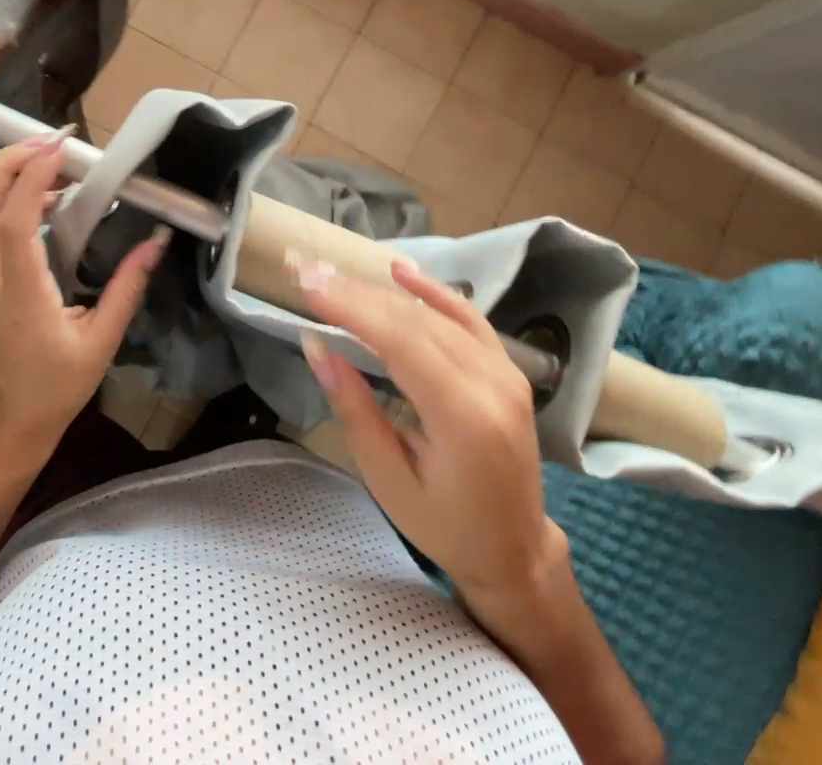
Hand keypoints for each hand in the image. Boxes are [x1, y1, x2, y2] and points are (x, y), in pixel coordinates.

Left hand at [0, 134, 169, 460]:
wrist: (8, 421)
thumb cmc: (56, 388)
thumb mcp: (101, 343)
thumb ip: (126, 290)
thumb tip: (155, 245)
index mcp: (21, 296)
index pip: (15, 223)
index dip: (32, 178)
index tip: (61, 148)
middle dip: (4, 161)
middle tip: (49, 141)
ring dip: (5, 176)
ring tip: (54, 165)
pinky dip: (7, 199)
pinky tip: (47, 202)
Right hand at [296, 258, 567, 611]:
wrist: (513, 550)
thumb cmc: (443, 525)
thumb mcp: (387, 477)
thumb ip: (355, 408)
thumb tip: (317, 346)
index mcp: (463, 416)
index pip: (400, 341)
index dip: (351, 307)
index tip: (307, 283)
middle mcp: (492, 383)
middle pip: (416, 321)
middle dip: (357, 292)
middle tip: (307, 270)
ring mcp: (506, 374)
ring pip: (438, 315)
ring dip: (383, 291)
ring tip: (335, 273)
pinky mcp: (507, 373)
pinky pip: (469, 321)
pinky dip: (435, 294)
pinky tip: (403, 272)